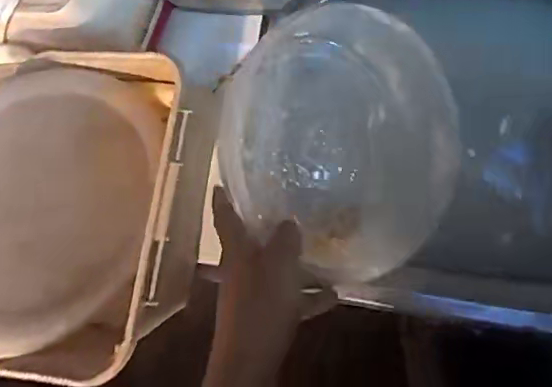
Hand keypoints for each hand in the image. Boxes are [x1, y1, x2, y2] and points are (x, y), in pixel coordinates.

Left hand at [204, 186, 336, 386]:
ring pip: (274, 272)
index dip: (222, 200)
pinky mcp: (264, 322)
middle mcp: (240, 273)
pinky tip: (332, 294)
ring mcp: (251, 299)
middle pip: (251, 245)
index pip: (225, 219)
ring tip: (323, 251)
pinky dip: (308, 297)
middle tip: (287, 209)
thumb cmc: (260, 308)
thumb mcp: (278, 265)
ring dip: (296, 264)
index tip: (219, 183)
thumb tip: (287, 222)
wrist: (247, 370)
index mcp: (236, 254)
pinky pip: (289, 301)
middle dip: (267, 230)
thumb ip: (285, 239)